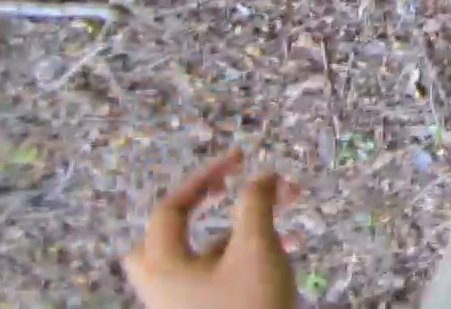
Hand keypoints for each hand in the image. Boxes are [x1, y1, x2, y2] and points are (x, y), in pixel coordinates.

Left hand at [123, 149, 298, 308]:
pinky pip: (217, 268)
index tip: (242, 156)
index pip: (170, 209)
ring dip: (242, 223)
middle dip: (203, 205)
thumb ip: (255, 205)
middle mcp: (162, 282)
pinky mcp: (202, 307)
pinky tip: (288, 243)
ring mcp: (179, 299)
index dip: (204, 177)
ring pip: (201, 249)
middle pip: (165, 235)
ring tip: (287, 209)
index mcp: (164, 266)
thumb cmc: (248, 302)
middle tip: (236, 186)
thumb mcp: (256, 247)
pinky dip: (247, 247)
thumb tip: (261, 174)